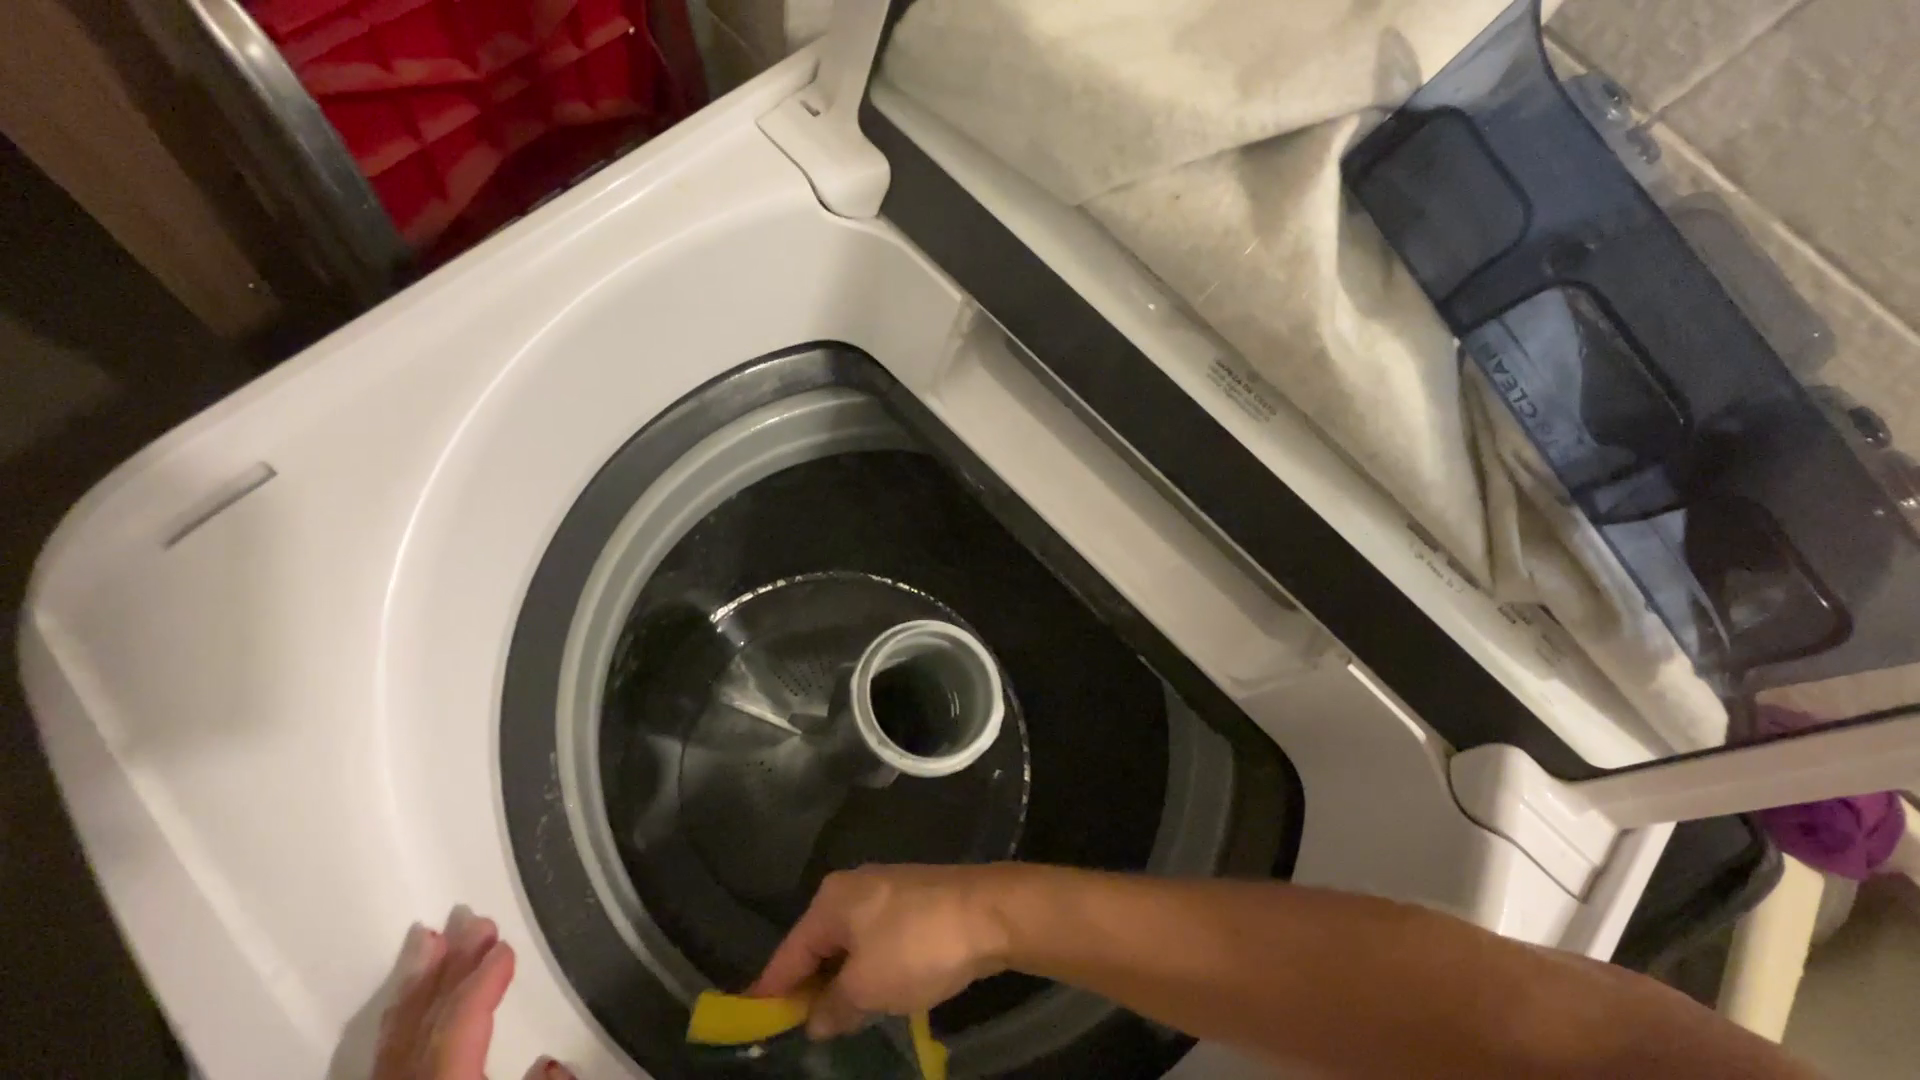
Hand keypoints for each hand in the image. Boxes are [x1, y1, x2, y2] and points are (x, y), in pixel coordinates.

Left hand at [371, 907, 575, 1079]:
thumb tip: (550, 1062)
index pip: (459, 1025)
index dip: (482, 984)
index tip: (503, 946)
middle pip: (426, 1020)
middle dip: (451, 968)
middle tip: (472, 920)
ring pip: (397, 1033)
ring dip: (417, 982)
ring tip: (428, 937)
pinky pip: (384, 1052)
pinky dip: (397, 1016)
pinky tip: (407, 996)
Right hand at [748, 865, 1016, 1037]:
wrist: (992, 913)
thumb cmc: (918, 946)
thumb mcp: (867, 987)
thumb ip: (832, 1006)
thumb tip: (815, 1020)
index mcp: (831, 901)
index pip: (788, 953)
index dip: (770, 991)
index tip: (749, 1021)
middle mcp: (853, 888)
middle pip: (818, 946)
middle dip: (809, 988)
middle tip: (797, 1031)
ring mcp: (888, 893)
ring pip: (851, 945)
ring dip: (844, 982)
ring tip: (836, 1022)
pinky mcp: (916, 903)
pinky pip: (879, 942)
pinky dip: (871, 970)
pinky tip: (876, 996)